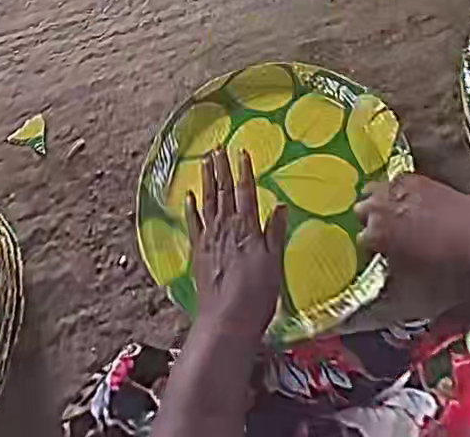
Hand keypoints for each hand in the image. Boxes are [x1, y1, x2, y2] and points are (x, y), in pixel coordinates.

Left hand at [187, 150, 287, 336]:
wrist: (226, 322)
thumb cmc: (256, 295)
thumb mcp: (274, 263)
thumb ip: (275, 232)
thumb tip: (280, 205)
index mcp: (247, 228)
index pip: (246, 192)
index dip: (243, 170)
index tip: (241, 152)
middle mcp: (226, 227)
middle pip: (224, 191)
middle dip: (222, 168)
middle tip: (218, 148)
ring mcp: (210, 238)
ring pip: (208, 201)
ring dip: (207, 180)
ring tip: (205, 161)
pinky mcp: (198, 252)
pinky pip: (193, 224)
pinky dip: (191, 208)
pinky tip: (189, 196)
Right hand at [356, 174, 469, 268]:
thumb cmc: (445, 265)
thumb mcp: (414, 283)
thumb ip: (394, 277)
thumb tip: (391, 277)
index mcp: (375, 233)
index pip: (361, 240)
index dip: (371, 248)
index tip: (379, 253)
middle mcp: (379, 206)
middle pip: (362, 209)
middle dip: (370, 221)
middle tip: (385, 234)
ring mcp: (395, 188)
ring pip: (374, 190)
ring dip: (379, 202)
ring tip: (392, 214)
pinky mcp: (413, 177)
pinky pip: (394, 183)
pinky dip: (397, 191)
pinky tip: (407, 200)